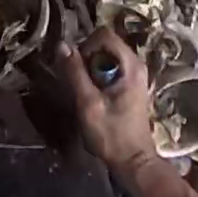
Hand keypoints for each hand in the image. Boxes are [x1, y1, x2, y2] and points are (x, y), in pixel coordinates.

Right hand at [57, 26, 157, 173]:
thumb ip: (75, 73)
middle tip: (79, 82)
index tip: (77, 67)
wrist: (134, 162)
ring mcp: (135, 73)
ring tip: (85, 90)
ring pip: (106, 55)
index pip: (104, 34)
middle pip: (105, 43)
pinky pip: (110, 67)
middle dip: (87, 57)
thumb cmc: (112, 135)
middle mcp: (136, 63)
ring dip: (91, 68)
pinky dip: (98, 75)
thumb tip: (62, 45)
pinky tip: (94, 95)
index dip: (86, 45)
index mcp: (130, 64)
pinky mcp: (131, 84)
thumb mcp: (88, 104)